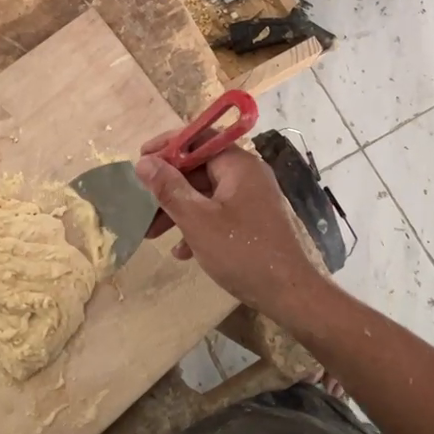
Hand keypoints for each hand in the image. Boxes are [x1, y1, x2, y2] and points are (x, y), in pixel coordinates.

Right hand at [134, 133, 325, 317]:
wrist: (291, 295)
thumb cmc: (243, 252)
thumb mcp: (198, 221)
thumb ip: (169, 189)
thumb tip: (144, 162)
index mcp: (238, 164)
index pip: (199, 138)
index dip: (168, 146)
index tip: (141, 158)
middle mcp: (247, 174)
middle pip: (200, 168)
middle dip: (169, 186)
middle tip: (142, 203)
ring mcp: (253, 198)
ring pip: (207, 193)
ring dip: (180, 210)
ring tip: (152, 233)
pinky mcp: (254, 221)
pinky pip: (220, 213)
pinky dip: (199, 225)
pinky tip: (182, 251)